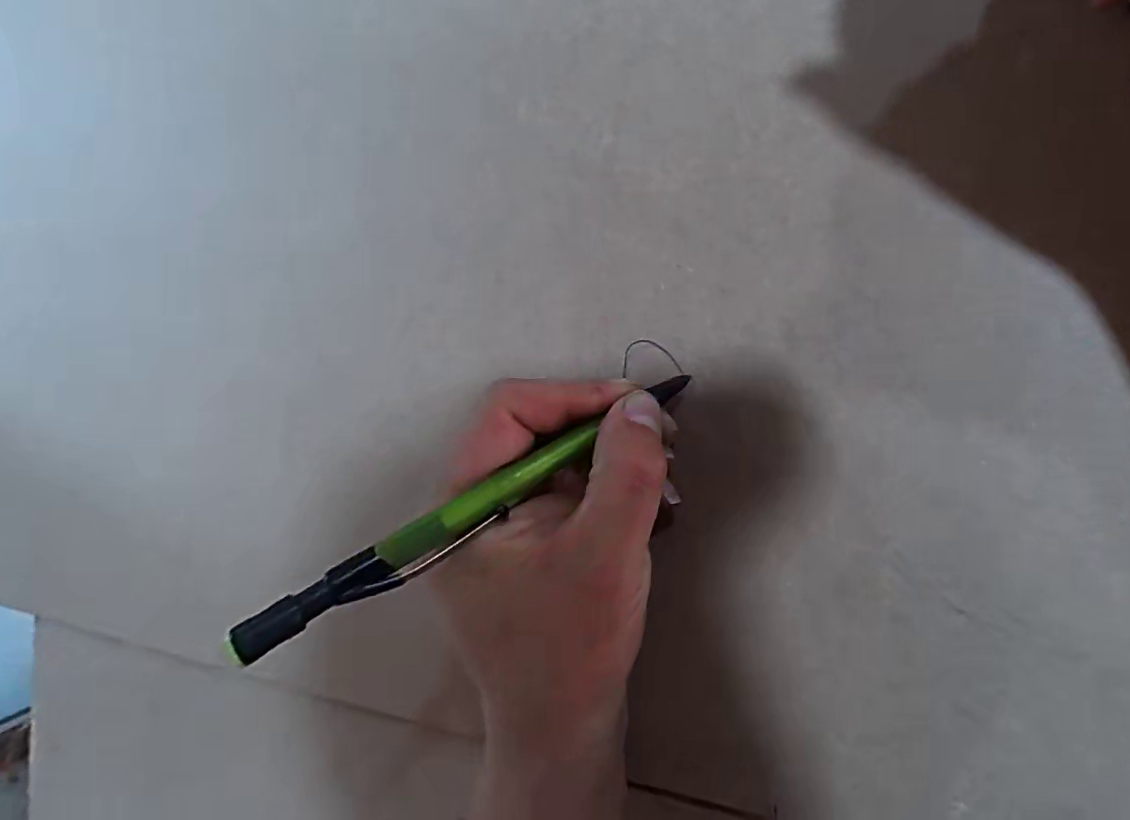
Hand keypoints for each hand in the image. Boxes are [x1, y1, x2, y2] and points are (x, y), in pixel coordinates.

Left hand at [429, 379, 671, 819]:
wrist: (565, 735)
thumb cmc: (571, 649)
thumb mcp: (605, 554)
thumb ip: (626, 472)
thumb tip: (641, 404)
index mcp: (465, 498)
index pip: (509, 409)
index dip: (573, 395)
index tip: (634, 406)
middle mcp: (477, 500)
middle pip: (538, 427)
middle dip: (603, 426)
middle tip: (662, 437)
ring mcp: (505, 521)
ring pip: (560, 454)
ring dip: (615, 454)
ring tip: (665, 474)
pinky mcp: (533, 538)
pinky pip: (572, 486)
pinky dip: (612, 483)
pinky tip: (651, 502)